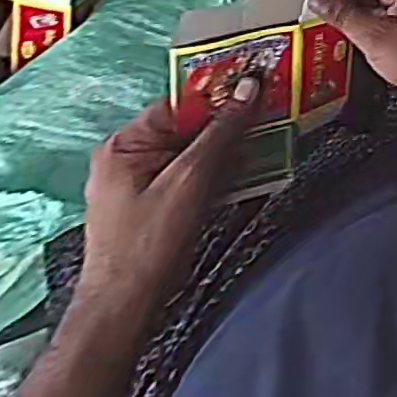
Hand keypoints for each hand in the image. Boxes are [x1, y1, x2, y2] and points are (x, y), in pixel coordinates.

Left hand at [79, 87, 257, 307]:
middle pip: (191, 126)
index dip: (221, 94)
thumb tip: (249, 86)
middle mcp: (130, 155)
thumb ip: (222, 130)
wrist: (125, 310)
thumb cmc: (151, 242)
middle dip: (231, 124)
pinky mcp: (156, 201)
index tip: (260, 87)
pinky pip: (193, 173)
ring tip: (269, 140)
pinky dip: (219, 170)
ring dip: (230, 148)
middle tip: (271, 114)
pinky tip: (249, 171)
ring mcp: (141, 180)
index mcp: (127, 143)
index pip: (182, 102)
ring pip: (196, 150)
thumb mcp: (191, 178)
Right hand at [308, 0, 396, 106]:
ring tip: (354, 37)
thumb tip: (321, 1)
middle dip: (351, 8)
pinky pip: (385, 20)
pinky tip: (365, 44)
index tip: (323, 1)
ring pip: (375, 7)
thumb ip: (343, 15)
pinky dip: (373, 31)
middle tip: (336, 23)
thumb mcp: (372, 36)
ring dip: (361, 22)